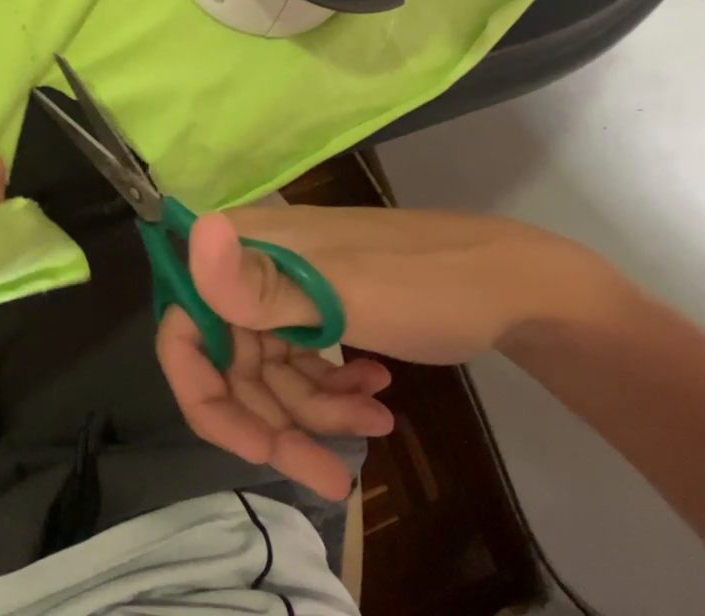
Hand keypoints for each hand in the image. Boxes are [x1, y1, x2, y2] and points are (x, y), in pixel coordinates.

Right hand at [158, 204, 612, 497]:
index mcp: (241, 247)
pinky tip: (377, 398)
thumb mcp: (344, 295)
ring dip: (311, 411)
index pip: (184, 328)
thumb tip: (196, 231)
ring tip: (375, 424)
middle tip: (324, 472)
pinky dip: (331, 391)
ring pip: (268, 372)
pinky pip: (300, 364)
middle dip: (272, 421)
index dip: (203, 391)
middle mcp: (250, 266)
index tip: (253, 446)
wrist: (520, 282)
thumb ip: (260, 283)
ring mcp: (283, 290)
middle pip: (228, 361)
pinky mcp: (315, 309)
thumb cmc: (429, 284)